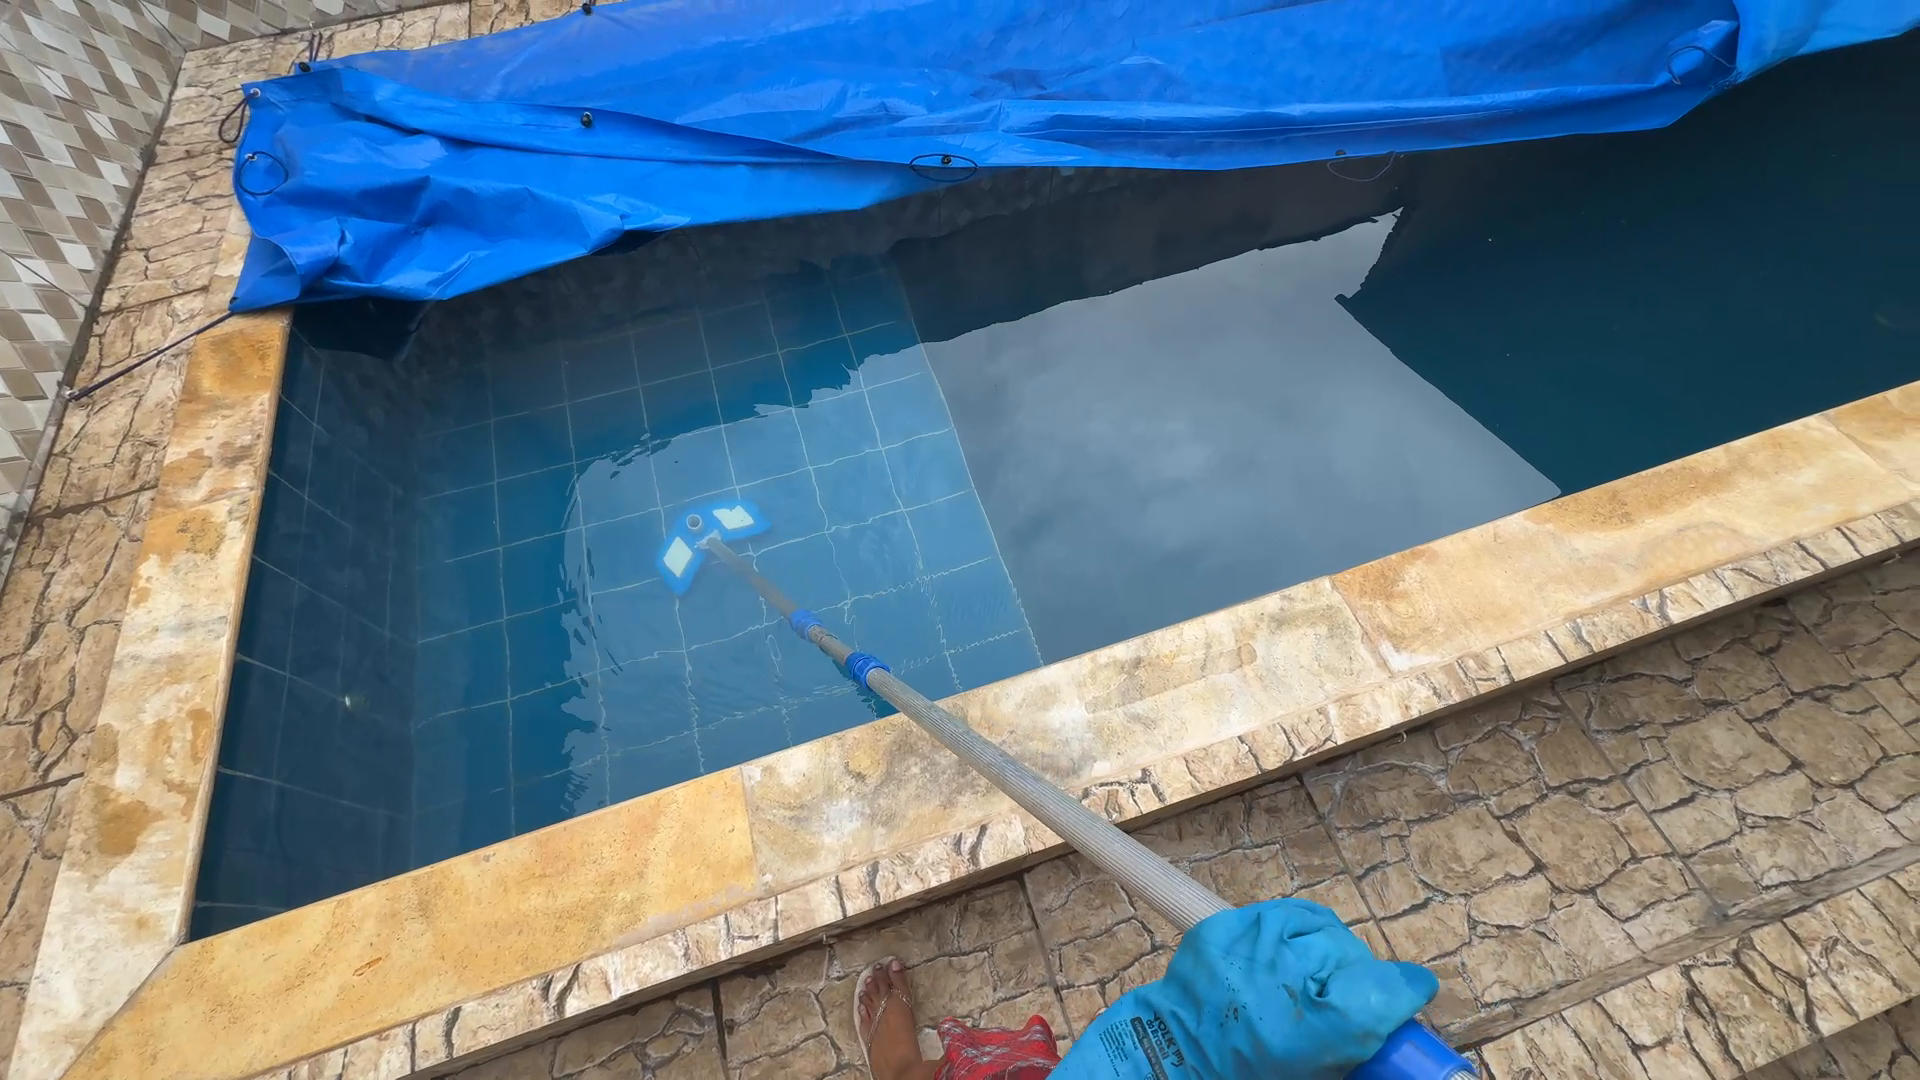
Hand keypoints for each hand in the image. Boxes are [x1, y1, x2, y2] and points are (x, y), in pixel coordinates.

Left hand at [1052, 898, 1438, 1079]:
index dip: (1405, 989)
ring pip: (1319, 925)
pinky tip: (1295, 950)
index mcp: (1312, 1027)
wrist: (1177, 1050)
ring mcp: (1252, 940)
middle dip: (1362, 973)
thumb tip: (1397, 1027)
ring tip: (1323, 970)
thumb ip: (1355, 1049)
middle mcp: (1283, 973)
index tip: (1415, 990)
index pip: (1380, 990)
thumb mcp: (1313, 1072)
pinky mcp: (1228, 923)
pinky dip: (1298, 929)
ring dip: (1331, 947)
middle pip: (1350, 954)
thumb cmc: (1249, 1075)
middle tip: (1356, 993)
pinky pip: (1283, 912)